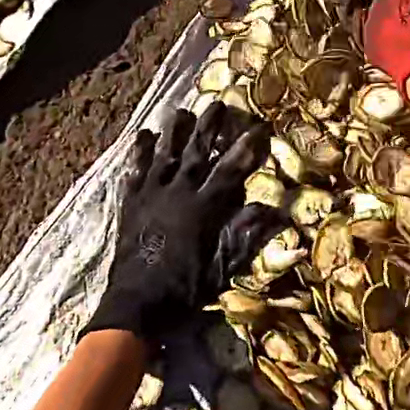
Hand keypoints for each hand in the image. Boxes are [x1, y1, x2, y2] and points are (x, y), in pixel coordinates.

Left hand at [83, 101, 267, 344]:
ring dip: (173, 131)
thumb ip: (246, 235)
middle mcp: (177, 192)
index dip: (247, 147)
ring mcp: (151, 194)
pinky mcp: (130, 201)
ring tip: (180, 110)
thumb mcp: (221, 268)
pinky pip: (136, 169)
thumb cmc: (183, 291)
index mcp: (203, 208)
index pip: (230, 170)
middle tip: (218, 104)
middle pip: (195, 151)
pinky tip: (144, 136)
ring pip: (164, 153)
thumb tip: (278, 211)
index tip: (259, 127)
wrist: (135, 305)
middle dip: (209, 126)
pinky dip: (140, 152)